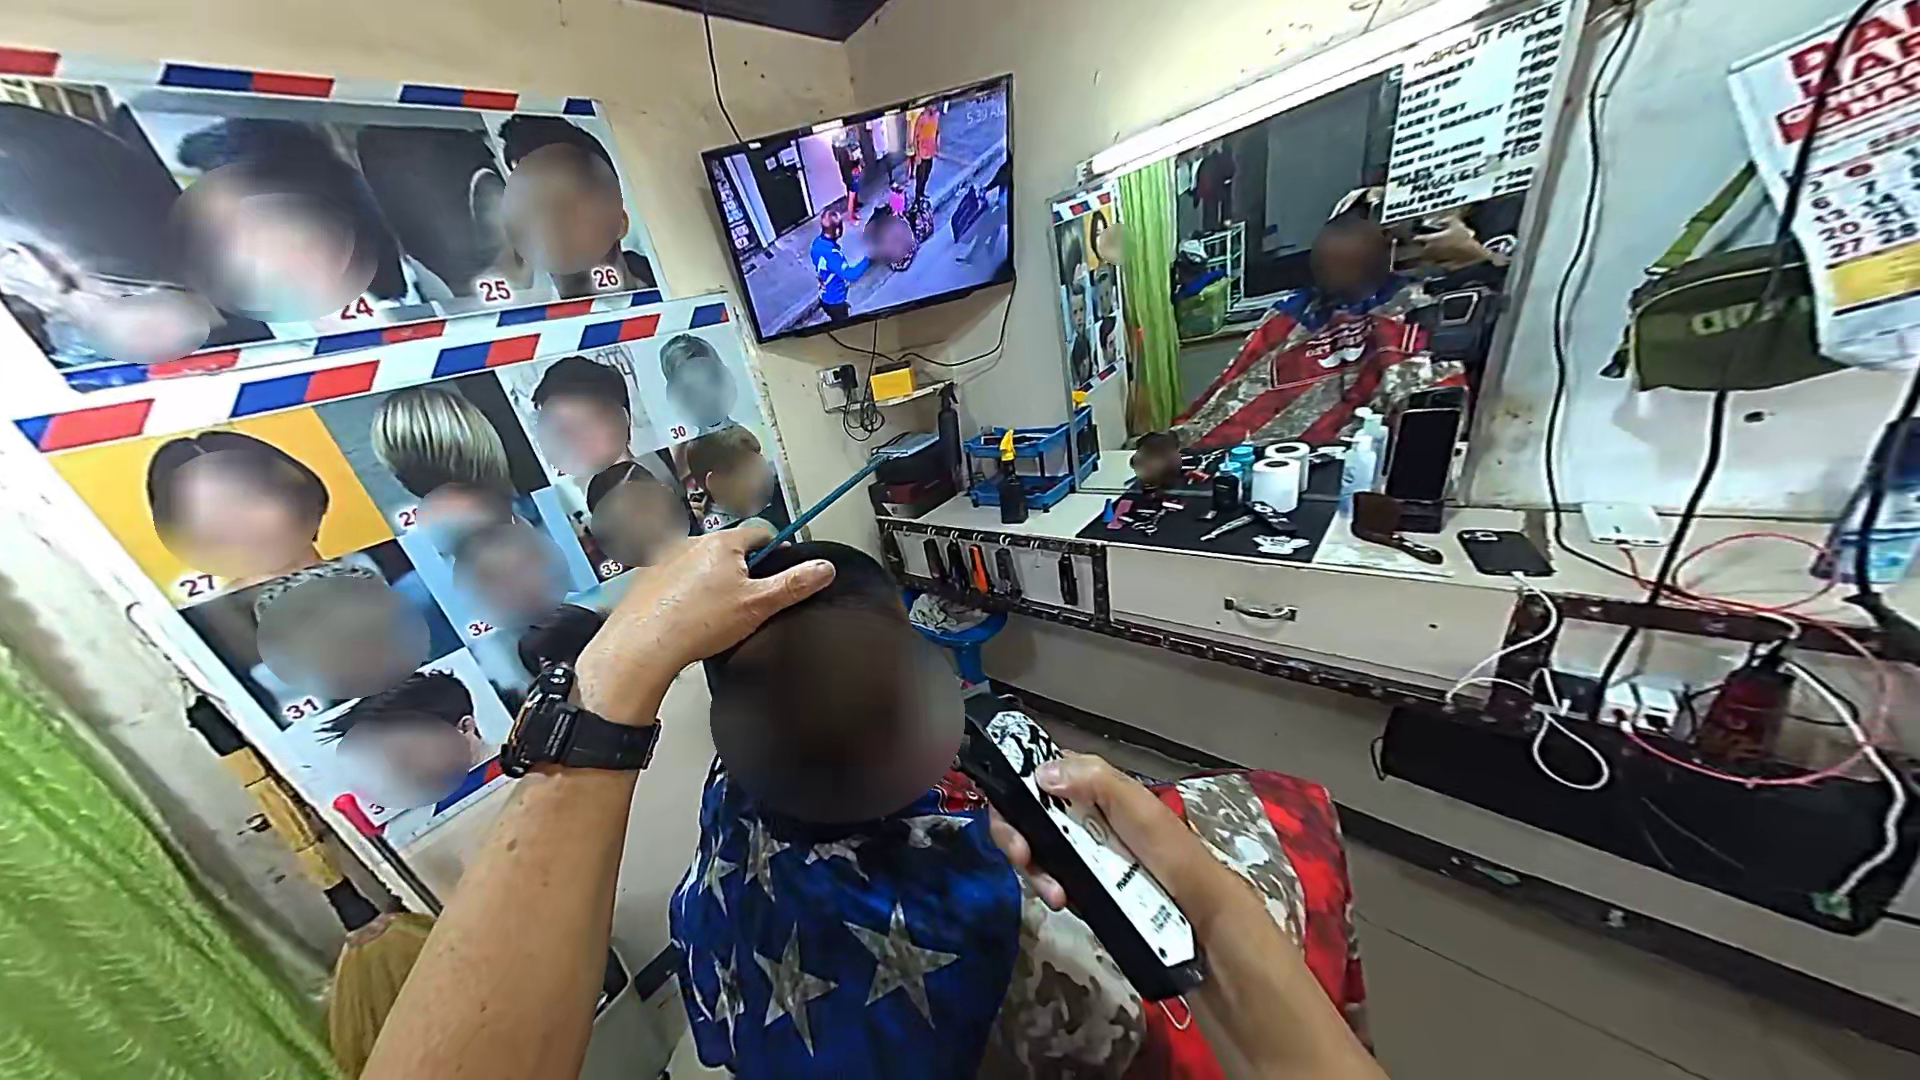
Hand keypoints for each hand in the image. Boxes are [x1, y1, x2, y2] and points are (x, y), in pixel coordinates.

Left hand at [574, 524, 834, 725]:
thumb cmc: (697, 623)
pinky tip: (691, 617)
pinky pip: (678, 579)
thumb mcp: (759, 605)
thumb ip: (795, 584)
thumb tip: (824, 568)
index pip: (762, 534)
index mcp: (723, 543)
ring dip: (714, 579)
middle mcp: (692, 543)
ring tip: (717, 613)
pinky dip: (687, 592)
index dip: (777, 552)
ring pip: (704, 564)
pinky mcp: (647, 579)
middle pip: (732, 549)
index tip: (781, 569)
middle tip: (749, 600)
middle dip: (744, 570)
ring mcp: (665, 558)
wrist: (641, 648)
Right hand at [987, 752, 1253, 932]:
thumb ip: (1094, 781)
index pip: (1045, 771)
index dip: (1019, 782)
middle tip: (1020, 854)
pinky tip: (1061, 900)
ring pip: (1038, 846)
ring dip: (1033, 865)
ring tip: (1052, 891)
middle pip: (1032, 811)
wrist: (1206, 926)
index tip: (1009, 806)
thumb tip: (1040, 774)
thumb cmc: (1173, 857)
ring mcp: (1085, 851)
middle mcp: (1086, 815)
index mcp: (1097, 788)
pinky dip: (1048, 886)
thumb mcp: (1139, 809)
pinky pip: (1053, 878)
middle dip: (1016, 830)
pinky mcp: (1086, 885)